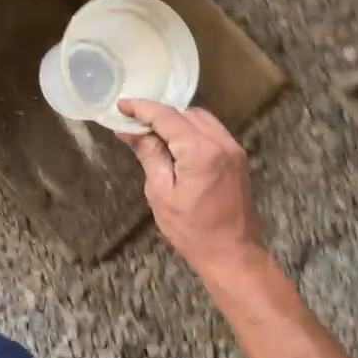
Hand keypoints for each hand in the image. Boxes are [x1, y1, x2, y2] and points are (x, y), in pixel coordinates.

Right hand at [116, 99, 266, 280]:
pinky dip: (191, 130)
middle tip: (133, 125)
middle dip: (159, 114)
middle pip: (185, 113)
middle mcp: (221, 143)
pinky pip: (211, 131)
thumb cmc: (191, 228)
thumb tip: (128, 130)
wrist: (232, 253)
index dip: (141, 108)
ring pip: (200, 119)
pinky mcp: (237, 158)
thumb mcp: (160, 192)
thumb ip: (148, 154)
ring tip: (152, 134)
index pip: (167, 116)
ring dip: (176, 121)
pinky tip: (175, 144)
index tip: (120, 105)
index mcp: (200, 152)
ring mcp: (233, 149)